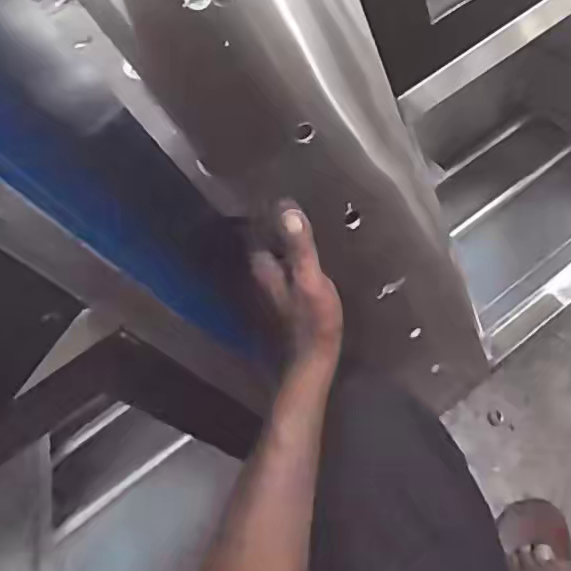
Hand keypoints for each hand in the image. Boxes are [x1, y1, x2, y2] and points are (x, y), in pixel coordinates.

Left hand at [250, 202, 343, 366]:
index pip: (257, 236)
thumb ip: (299, 245)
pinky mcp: (276, 315)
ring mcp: (266, 301)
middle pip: (262, 251)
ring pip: (269, 268)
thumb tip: (287, 209)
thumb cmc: (312, 322)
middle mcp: (258, 284)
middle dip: (271, 235)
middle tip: (288, 215)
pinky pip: (279, 283)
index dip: (265, 219)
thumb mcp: (311, 279)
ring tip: (295, 237)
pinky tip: (300, 271)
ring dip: (279, 253)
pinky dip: (286, 272)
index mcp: (264, 271)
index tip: (276, 202)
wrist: (308, 369)